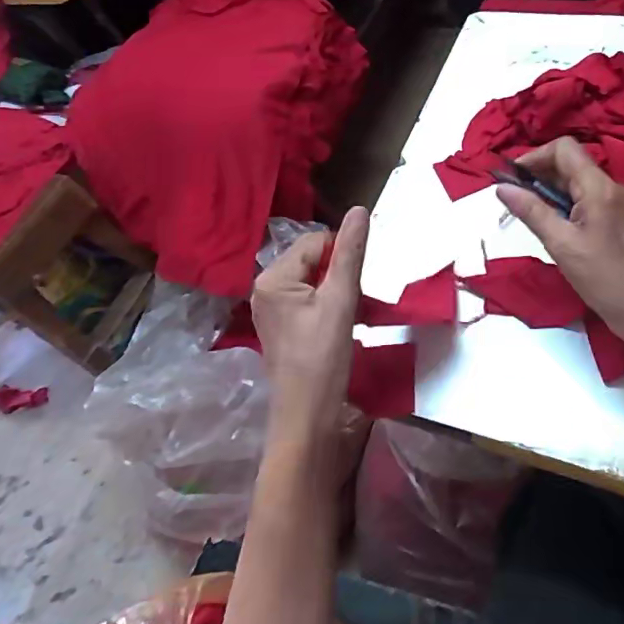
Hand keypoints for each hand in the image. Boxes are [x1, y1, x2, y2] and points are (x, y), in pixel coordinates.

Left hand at [250, 207, 369, 413]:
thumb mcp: (342, 300)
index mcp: (272, 278)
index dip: (342, 256)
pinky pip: (309, 296)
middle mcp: (264, 288)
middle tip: (353, 301)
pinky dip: (329, 302)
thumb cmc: (323, 356)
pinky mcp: (281, 323)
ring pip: (314, 278)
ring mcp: (270, 307)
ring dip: (337, 288)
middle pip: (313, 258)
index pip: (316, 241)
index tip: (357, 284)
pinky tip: (339, 323)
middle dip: (339, 273)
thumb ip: (351, 253)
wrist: (307, 414)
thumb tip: (360, 210)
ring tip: (348, 313)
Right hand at [495, 138, 623, 351]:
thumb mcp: (560, 244)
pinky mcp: (623, 218)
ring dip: (554, 190)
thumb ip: (531, 211)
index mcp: (600, 188)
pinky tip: (558, 226)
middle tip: (517, 198)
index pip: (564, 148)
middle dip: (541, 175)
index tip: (514, 179)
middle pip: (572, 163)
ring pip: (581, 182)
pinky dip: (570, 203)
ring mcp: (621, 202)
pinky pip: (591, 198)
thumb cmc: (602, 278)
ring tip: (534, 214)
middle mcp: (614, 187)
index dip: (535, 156)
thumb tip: (502, 188)